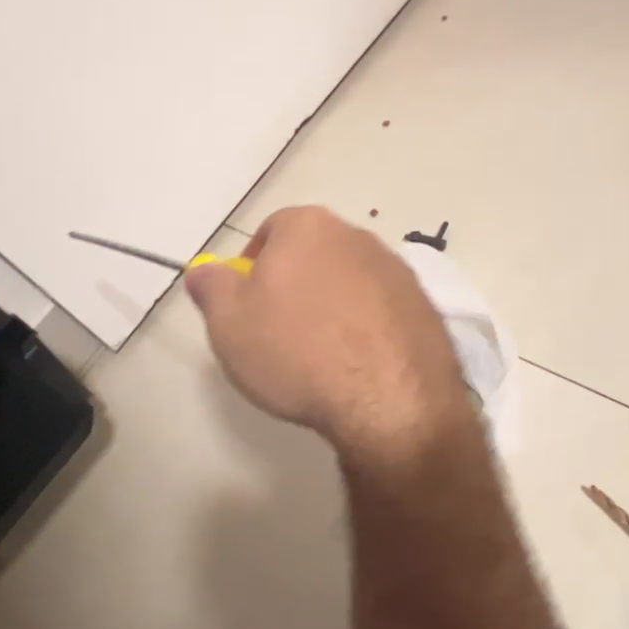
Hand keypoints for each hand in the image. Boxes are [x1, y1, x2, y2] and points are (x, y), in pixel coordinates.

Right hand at [185, 206, 473, 459]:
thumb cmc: (296, 353)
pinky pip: (382, 311)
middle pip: (314, 254)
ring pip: (349, 282)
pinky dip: (367, 329)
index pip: (271, 230)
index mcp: (308, 226)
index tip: (248, 307)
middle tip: (279, 334)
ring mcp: (398, 272)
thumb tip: (203, 271)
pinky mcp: (425, 308)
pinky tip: (357, 368)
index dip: (253, 267)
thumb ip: (211, 287)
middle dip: (295, 285)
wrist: (389, 401)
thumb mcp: (229, 324)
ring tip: (321, 357)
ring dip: (333, 306)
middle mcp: (357, 236)